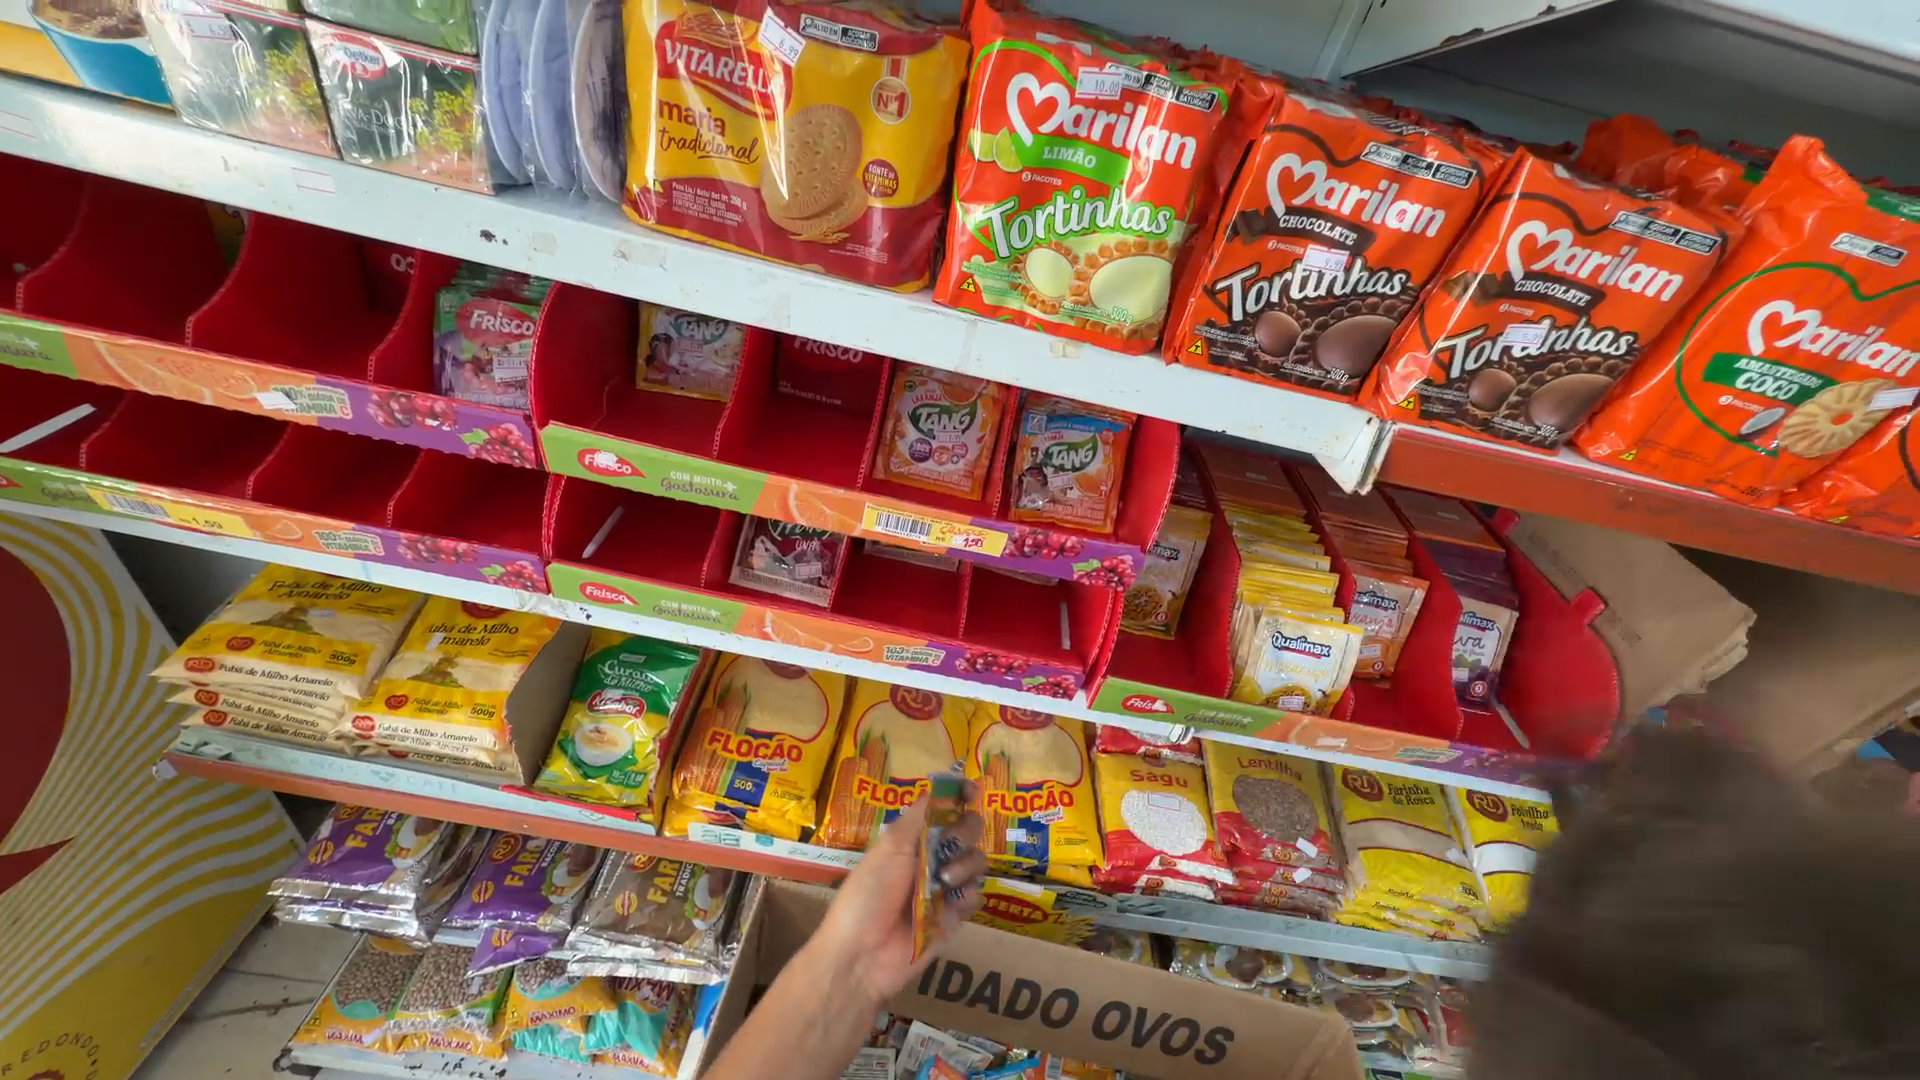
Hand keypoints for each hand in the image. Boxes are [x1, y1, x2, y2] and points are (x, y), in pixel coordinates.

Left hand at [805, 784, 987, 1007]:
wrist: (863, 954)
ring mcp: (945, 887)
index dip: (960, 796)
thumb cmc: (868, 893)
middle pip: (968, 829)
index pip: (943, 808)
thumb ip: (919, 816)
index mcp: (913, 837)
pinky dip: (968, 895)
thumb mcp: (889, 846)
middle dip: (966, 831)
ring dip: (966, 864)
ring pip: (977, 861)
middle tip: (950, 845)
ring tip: (945, 882)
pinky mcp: (955, 916)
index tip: (972, 790)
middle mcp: (932, 857)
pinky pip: (976, 896)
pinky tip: (951, 904)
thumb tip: (941, 785)